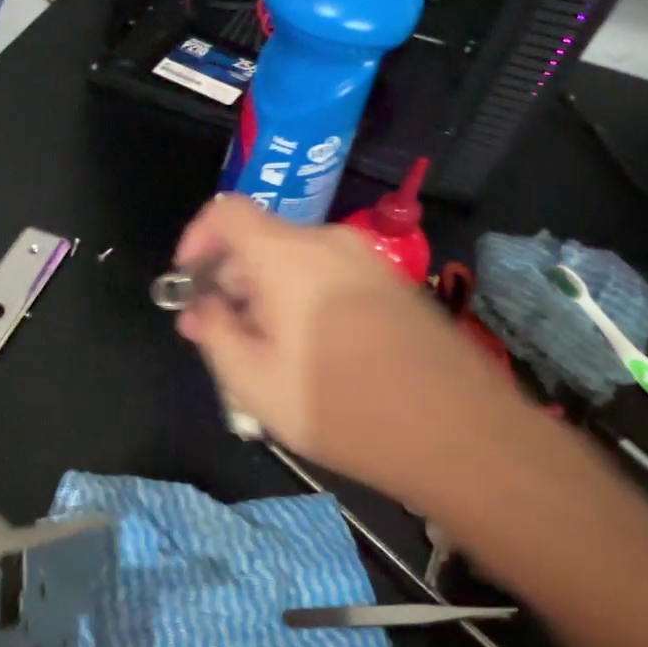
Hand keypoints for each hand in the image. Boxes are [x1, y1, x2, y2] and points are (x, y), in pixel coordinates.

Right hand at [173, 194, 535, 507]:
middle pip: (261, 242)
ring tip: (261, 356)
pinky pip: (329, 279)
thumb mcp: (252, 381)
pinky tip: (308, 357)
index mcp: (288, 255)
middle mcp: (330, 244)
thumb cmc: (340, 407)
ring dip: (265, 297)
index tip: (187, 285)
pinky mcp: (394, 287)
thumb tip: (199, 307)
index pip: (224, 212)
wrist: (459, 433)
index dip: (194, 240)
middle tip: (217, 335)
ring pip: (295, 264)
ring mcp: (369, 263)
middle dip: (229, 282)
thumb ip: (214, 333)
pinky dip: (302, 303)